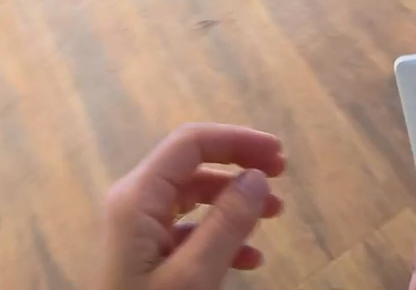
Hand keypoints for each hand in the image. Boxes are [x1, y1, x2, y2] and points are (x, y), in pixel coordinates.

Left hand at [94, 123, 287, 289]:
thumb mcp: (192, 280)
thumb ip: (226, 225)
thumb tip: (256, 175)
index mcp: (137, 196)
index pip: (190, 143)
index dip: (236, 140)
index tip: (279, 154)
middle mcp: (132, 203)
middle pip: (191, 166)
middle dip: (237, 167)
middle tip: (282, 177)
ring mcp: (134, 231)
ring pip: (190, 198)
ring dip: (232, 202)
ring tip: (274, 216)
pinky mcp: (140, 258)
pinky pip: (183, 231)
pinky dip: (218, 235)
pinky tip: (249, 259)